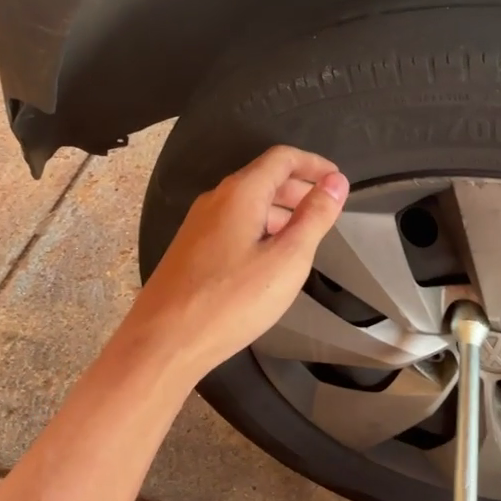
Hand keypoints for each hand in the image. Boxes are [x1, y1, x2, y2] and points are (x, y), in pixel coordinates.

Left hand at [119, 145, 348, 381]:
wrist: (162, 342)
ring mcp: (199, 224)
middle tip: (326, 208)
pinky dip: (260, 227)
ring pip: (247, 202)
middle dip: (299, 186)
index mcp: (241, 193)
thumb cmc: (231, 300)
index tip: (338, 180)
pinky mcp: (190, 249)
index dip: (314, 163)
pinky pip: (233, 223)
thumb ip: (314, 217)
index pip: (282, 158)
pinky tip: (268, 258)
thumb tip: (336, 182)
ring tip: (304, 236)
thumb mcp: (287, 260)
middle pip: (264, 177)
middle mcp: (216, 199)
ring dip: (280, 209)